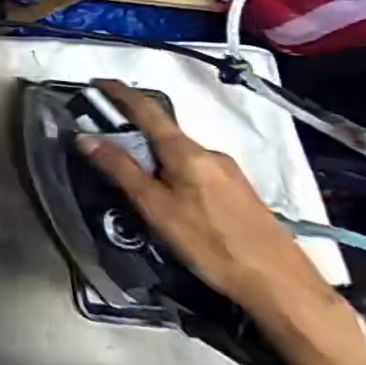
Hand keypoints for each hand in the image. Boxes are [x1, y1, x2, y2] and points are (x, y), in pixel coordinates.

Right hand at [76, 79, 332, 319]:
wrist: (278, 282)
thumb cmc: (211, 245)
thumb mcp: (157, 210)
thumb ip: (122, 171)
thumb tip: (86, 137)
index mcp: (186, 151)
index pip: (147, 110)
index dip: (120, 93)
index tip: (99, 82)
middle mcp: (209, 151)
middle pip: (165, 131)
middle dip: (137, 130)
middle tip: (111, 143)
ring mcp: (227, 170)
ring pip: (182, 153)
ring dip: (157, 155)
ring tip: (140, 181)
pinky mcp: (239, 190)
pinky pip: (197, 169)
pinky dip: (176, 171)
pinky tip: (175, 199)